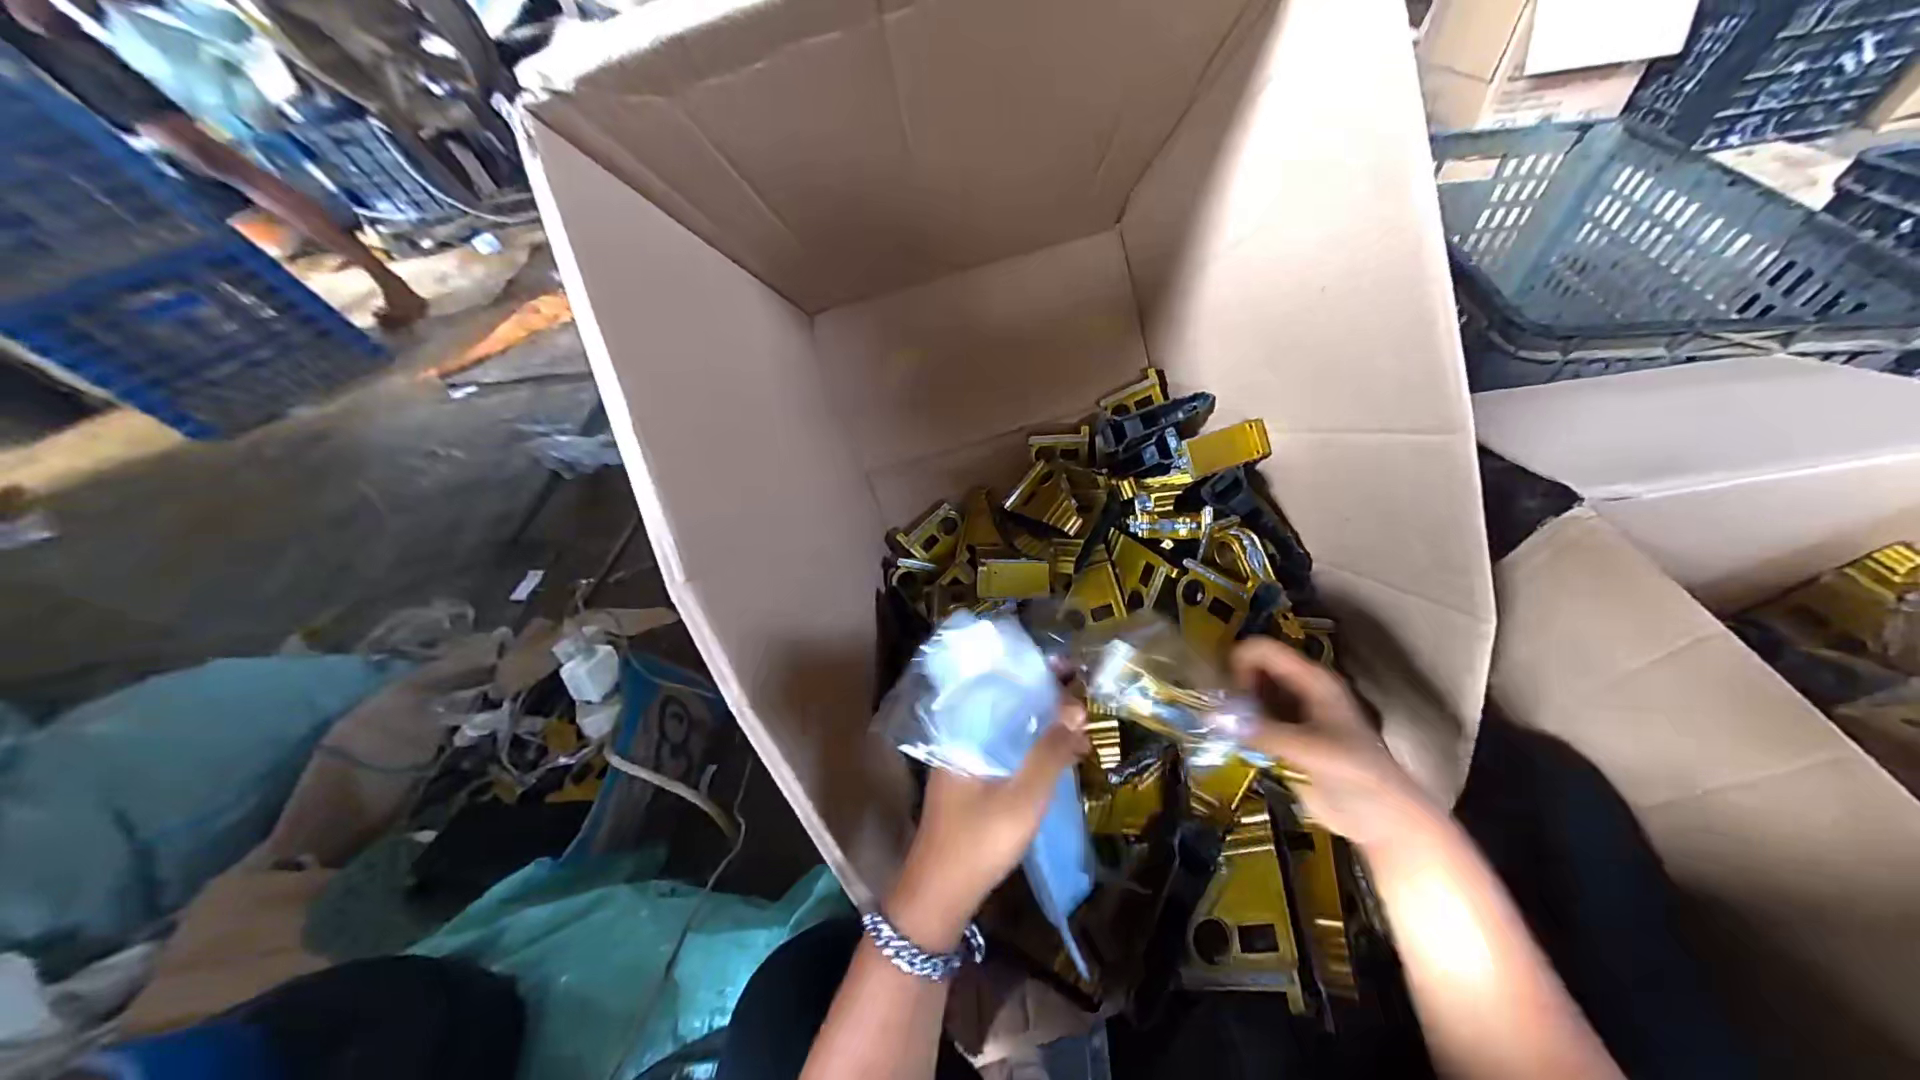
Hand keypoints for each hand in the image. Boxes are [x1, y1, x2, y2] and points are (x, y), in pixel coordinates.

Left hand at [886, 703, 1089, 949]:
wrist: (939, 897)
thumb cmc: (980, 841)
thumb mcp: (1024, 797)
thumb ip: (1049, 753)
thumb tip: (1076, 709)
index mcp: (963, 733)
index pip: (1001, 688)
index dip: (1037, 679)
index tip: (1071, 671)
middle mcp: (959, 740)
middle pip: (1005, 710)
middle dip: (1043, 705)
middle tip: (1082, 705)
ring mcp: (963, 764)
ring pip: (1006, 734)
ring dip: (1039, 730)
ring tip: (1078, 729)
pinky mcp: (970, 786)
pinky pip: (1004, 754)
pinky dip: (1029, 752)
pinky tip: (1055, 757)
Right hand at [1230, 638, 1440, 848]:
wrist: (1383, 821)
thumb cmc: (1358, 777)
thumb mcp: (1311, 751)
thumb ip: (1263, 733)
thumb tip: (1213, 718)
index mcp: (1312, 680)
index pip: (1263, 650)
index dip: (1239, 663)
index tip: (1227, 694)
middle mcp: (1299, 690)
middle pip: (1251, 669)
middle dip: (1231, 688)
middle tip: (1221, 716)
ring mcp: (1291, 714)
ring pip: (1248, 695)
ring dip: (1231, 709)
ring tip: (1223, 731)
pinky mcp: (1283, 738)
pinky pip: (1250, 721)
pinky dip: (1236, 727)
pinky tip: (1232, 744)